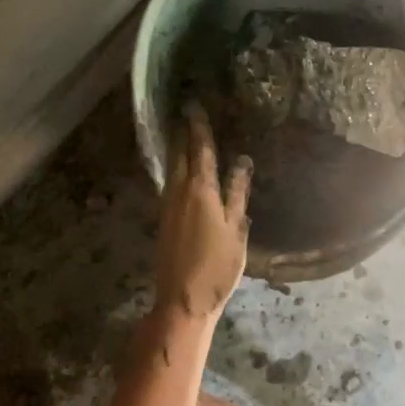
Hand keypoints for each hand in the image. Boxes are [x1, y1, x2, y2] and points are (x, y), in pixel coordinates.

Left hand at [155, 102, 250, 322]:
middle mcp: (179, 191)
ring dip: (177, 149)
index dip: (199, 127)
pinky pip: (169, 182)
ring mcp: (167, 205)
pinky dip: (175, 168)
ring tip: (183, 134)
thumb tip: (242, 162)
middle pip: (180, 154)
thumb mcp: (236, 230)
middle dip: (183, 133)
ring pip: (172, 168)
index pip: (200, 150)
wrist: (182, 300)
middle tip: (186, 113)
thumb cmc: (217, 266)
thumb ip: (237, 194)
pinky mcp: (163, 219)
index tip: (194, 105)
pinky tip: (181, 170)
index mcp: (201, 190)